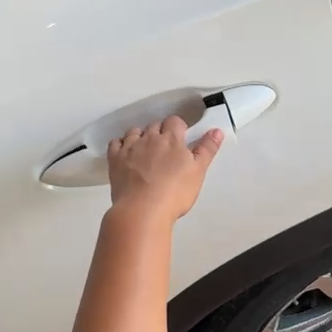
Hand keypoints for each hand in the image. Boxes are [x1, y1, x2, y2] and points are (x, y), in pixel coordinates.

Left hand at [106, 116, 222, 225]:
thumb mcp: (198, 172)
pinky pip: (115, 143)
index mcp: (172, 139)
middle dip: (161, 131)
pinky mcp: (115, 160)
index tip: (182, 137)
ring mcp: (130, 148)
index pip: (175, 121)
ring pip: (135, 131)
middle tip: (166, 148)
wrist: (142, 210)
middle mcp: (150, 138)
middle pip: (155, 125)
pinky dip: (121, 144)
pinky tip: (126, 152)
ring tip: (146, 149)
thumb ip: (207, 149)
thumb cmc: (174, 193)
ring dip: (141, 135)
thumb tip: (216, 131)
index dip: (179, 127)